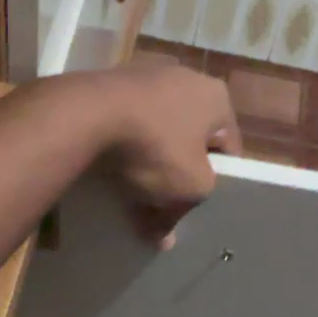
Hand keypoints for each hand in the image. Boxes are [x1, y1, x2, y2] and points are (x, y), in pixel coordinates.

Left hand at [93, 59, 242, 244]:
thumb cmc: (156, 149)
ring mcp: (146, 75)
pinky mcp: (111, 83)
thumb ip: (182, 214)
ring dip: (150, 160)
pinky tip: (111, 169)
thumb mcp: (186, 191)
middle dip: (179, 172)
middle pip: (190, 139)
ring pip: (157, 131)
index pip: (228, 148)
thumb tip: (164, 240)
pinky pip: (126, 123)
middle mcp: (187, 77)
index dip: (218, 182)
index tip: (200, 206)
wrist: (89, 115)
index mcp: (217, 98)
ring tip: (134, 190)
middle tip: (167, 203)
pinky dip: (123, 145)